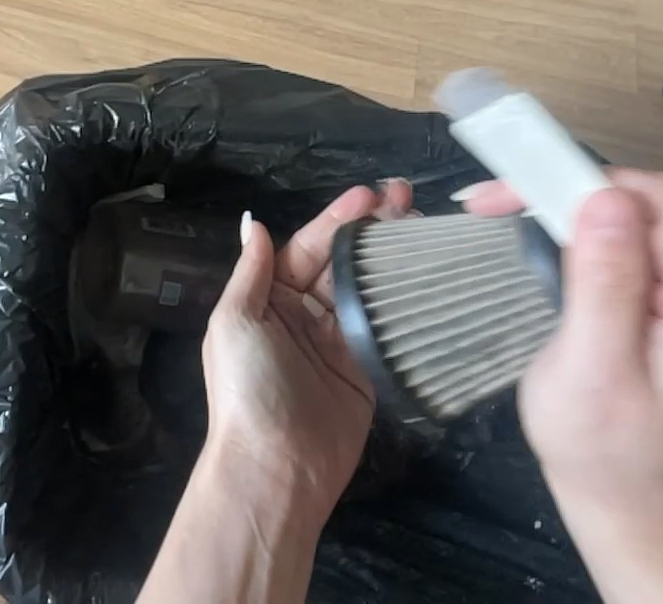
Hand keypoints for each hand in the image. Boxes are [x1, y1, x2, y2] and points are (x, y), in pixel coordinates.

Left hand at [200, 179, 411, 511]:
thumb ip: (251, 272)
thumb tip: (252, 223)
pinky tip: (427, 276)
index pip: (307, 247)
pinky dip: (405, 302)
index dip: (336, 220)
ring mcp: (338, 340)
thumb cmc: (247, 387)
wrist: (276, 467)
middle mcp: (304, 313)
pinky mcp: (367, 369)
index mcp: (268, 297)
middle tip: (406, 197)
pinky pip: (386, 327)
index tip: (370, 194)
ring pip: (367, 288)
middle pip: (341, 262)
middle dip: (370, 230)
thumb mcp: (234, 321)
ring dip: (391, 258)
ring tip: (423, 224)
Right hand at [464, 171, 662, 600]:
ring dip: (579, 209)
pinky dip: (590, 234)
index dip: (600, 183)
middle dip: (580, 190)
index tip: (526, 196)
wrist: (629, 513)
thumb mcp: (592, 368)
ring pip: (647, 221)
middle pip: (661, 205)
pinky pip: (641, 249)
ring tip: (515, 217)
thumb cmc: (600, 450)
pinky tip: (553, 247)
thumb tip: (606, 197)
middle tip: (503, 204)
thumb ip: (606, 281)